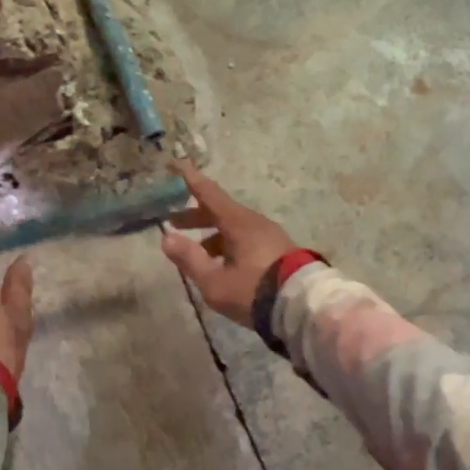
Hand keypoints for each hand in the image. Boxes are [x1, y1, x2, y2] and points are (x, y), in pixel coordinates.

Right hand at [160, 159, 296, 326]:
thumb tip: (166, 237)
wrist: (303, 307)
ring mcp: (269, 235)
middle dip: (195, 215)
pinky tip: (222, 265)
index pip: (208, 192)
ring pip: (233, 227)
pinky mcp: (278, 250)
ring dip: (211, 234)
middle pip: (220, 210)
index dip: (189, 178)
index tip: (175, 163)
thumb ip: (190, 259)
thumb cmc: (254, 291)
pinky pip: (246, 239)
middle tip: (173, 221)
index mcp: (238, 223)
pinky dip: (227, 244)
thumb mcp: (215, 281)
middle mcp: (254, 222)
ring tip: (195, 253)